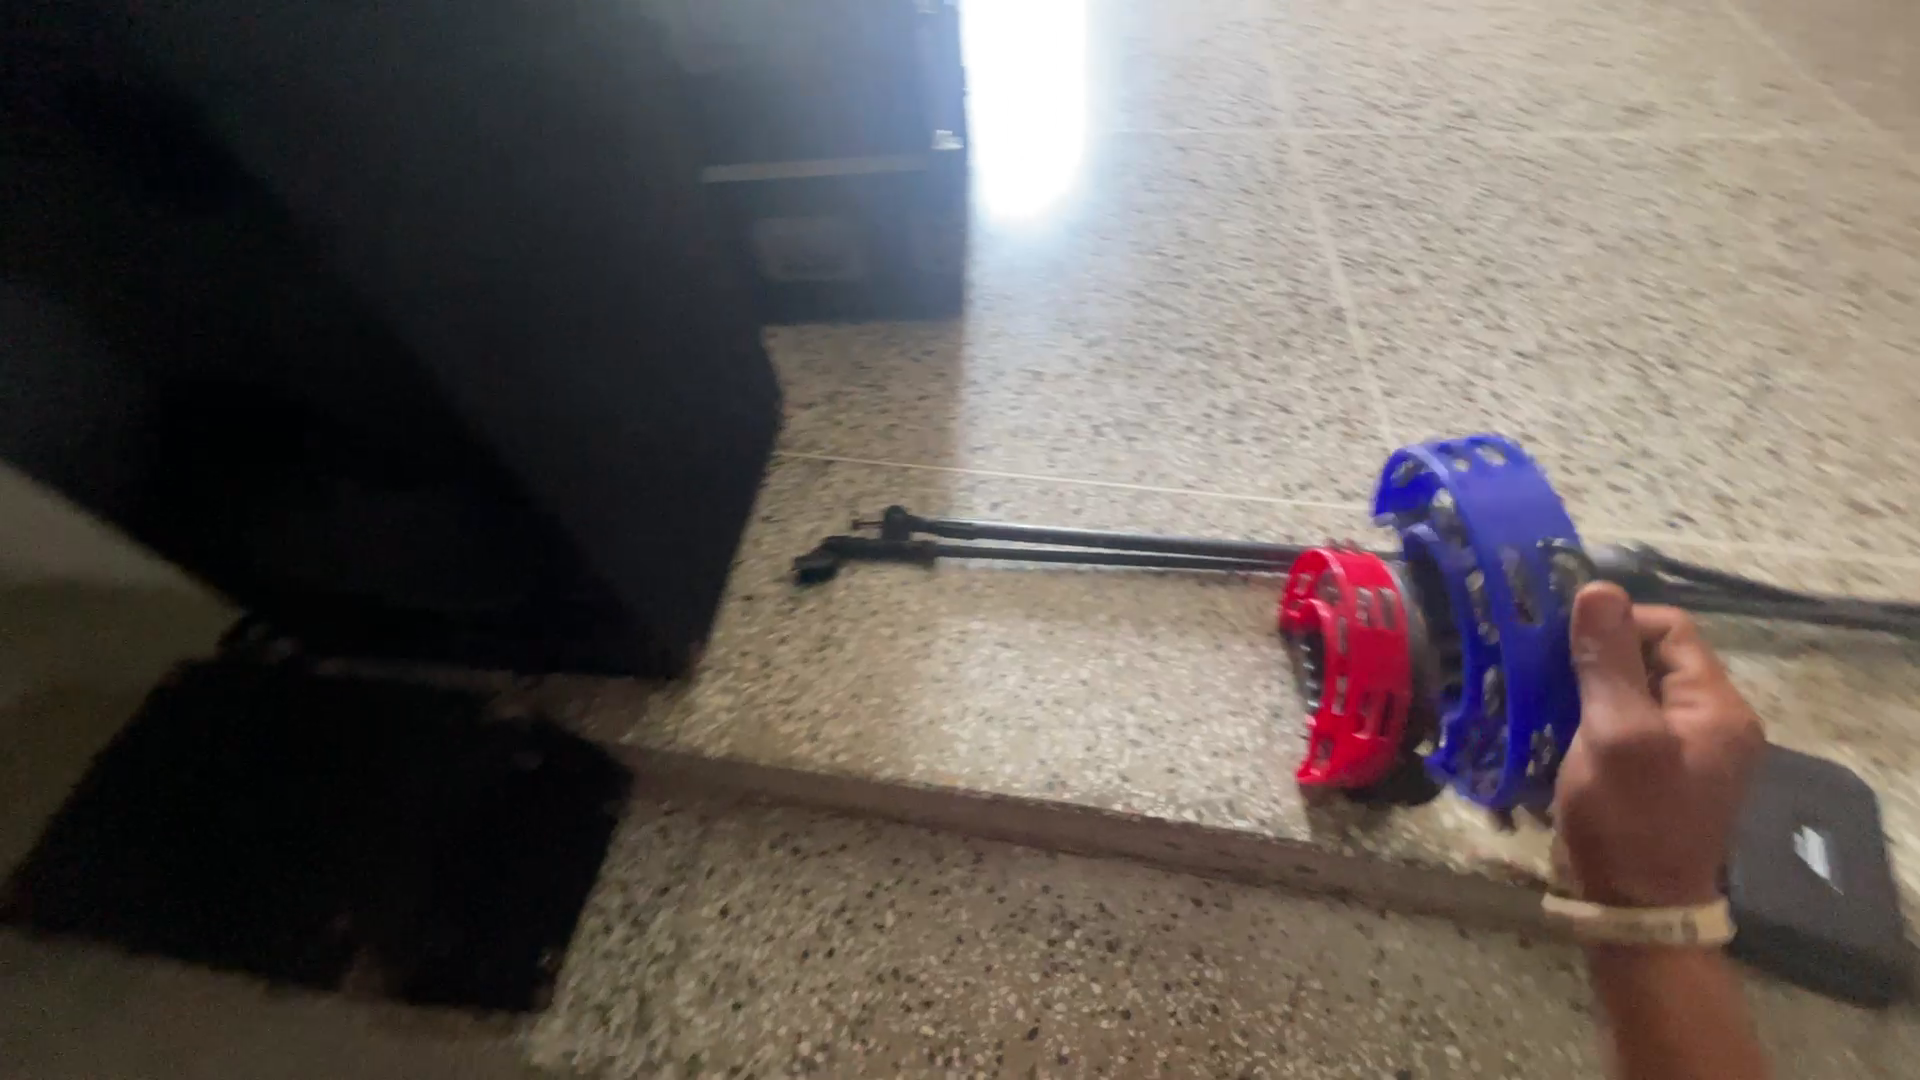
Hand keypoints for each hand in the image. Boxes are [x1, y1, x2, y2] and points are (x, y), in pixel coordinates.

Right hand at [1552, 583, 1765, 907]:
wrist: (1632, 900)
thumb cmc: (1629, 817)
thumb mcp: (1618, 734)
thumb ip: (1607, 662)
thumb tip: (1597, 589)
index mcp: (1712, 706)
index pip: (1668, 629)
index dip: (1613, 622)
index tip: (1555, 639)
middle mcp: (1699, 718)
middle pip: (1640, 655)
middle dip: (1582, 652)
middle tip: (1527, 661)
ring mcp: (1669, 743)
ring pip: (1615, 685)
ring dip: (1567, 681)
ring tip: (1520, 687)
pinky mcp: (1638, 764)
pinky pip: (1604, 716)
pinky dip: (1568, 709)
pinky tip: (1532, 718)